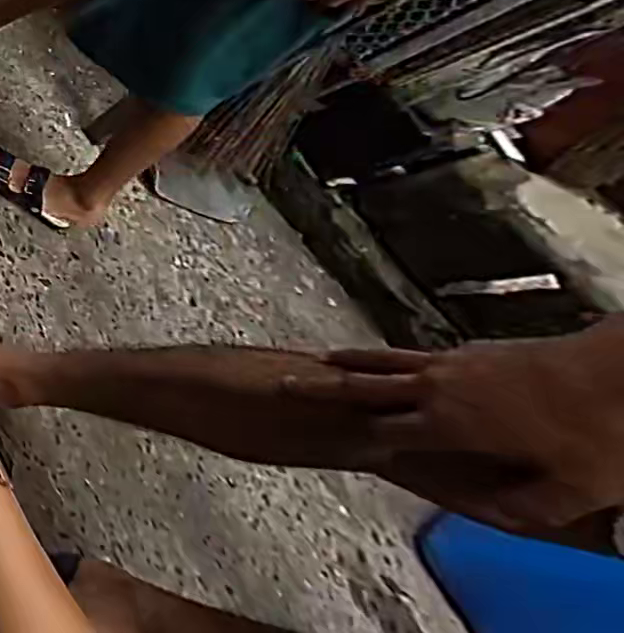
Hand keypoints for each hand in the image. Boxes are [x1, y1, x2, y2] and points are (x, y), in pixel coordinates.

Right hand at [282, 317, 623, 534]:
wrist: (612, 372)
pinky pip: (413, 355)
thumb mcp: (579, 487)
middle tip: (280, 383)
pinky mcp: (463, 351)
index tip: (323, 437)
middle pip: (359, 385)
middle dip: (316, 386)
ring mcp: (445, 365)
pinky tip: (398, 361)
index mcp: (448, 422)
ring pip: (381, 360)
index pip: (385, 431)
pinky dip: (391, 358)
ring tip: (323, 360)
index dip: (355, 438)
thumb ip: (534, 505)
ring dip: (348, 361)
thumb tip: (504, 518)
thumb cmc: (596, 432)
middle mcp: (432, 390)